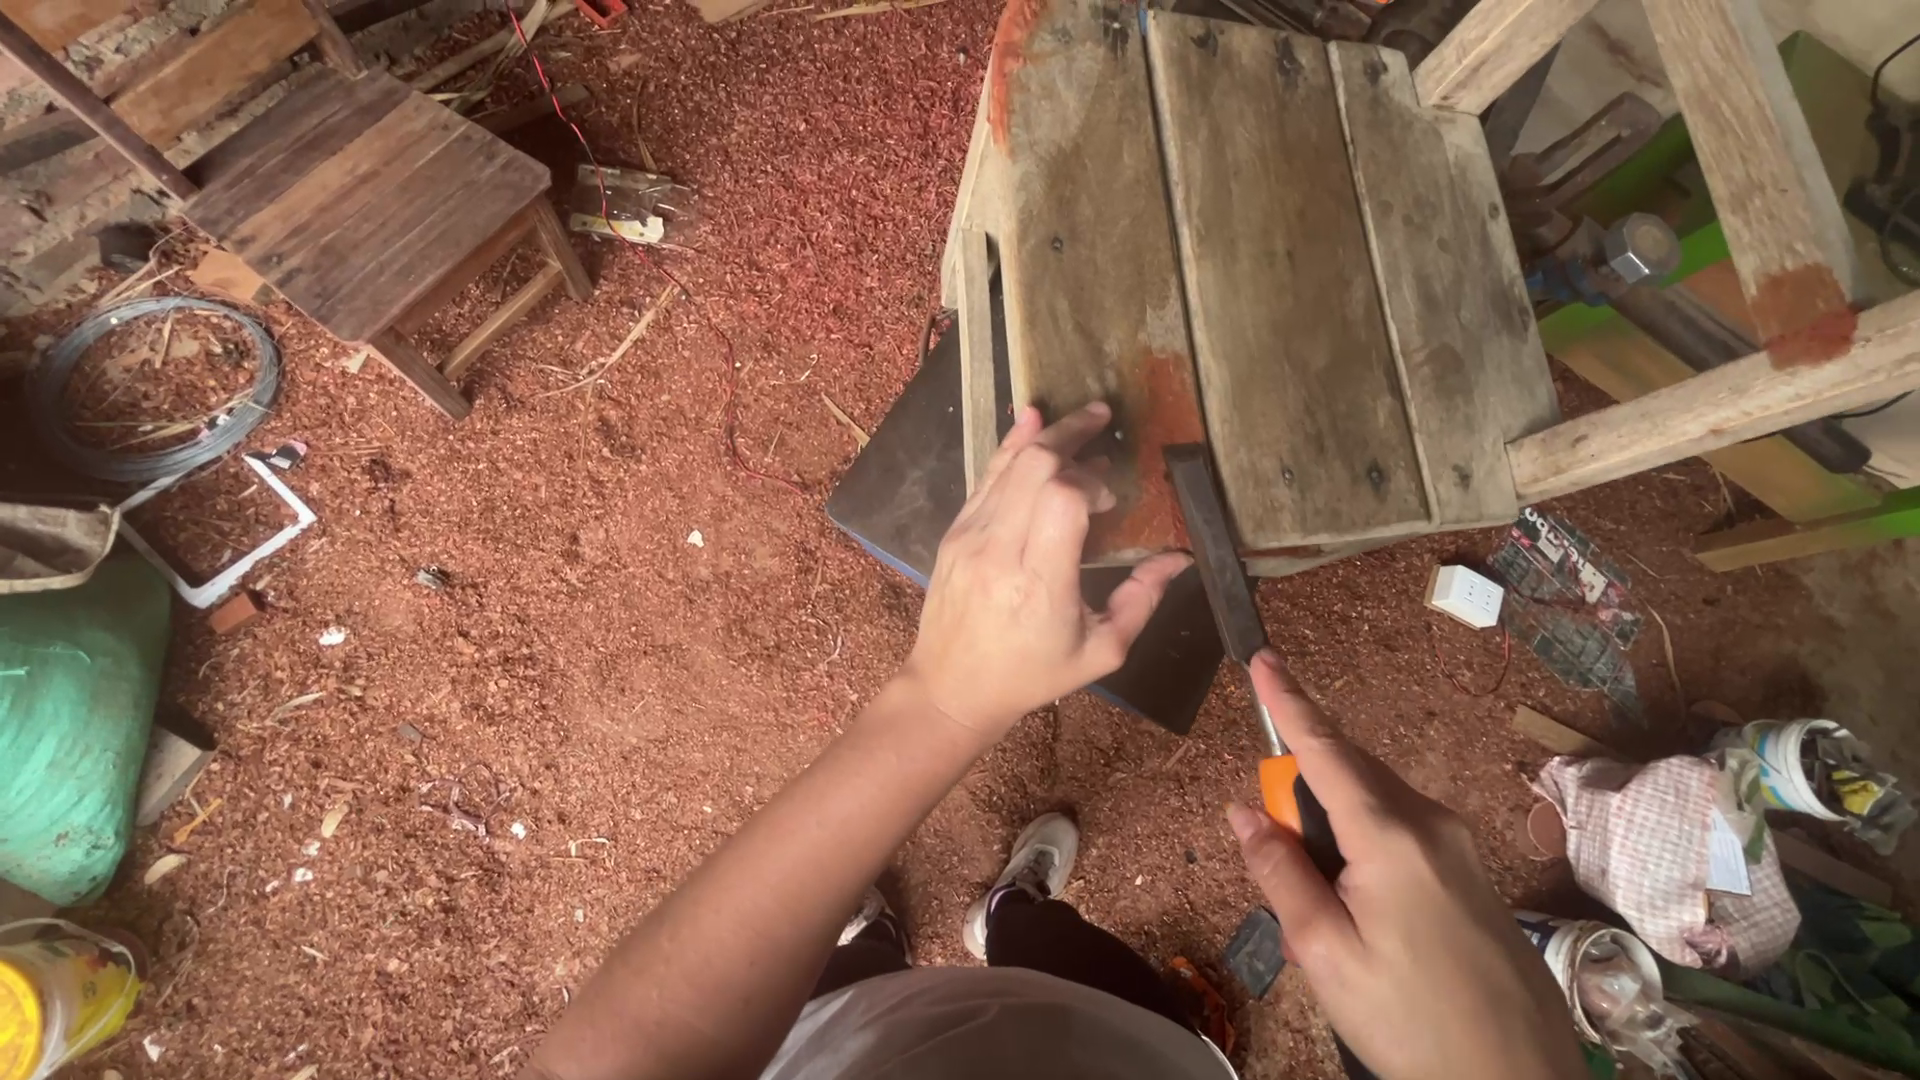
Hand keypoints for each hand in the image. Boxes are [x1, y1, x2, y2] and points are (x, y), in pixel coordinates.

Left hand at [901, 403, 1190, 744]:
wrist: (951, 687)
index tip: (1108, 501)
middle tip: (1104, 423)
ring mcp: (969, 538)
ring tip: (1083, 419)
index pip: (1062, 499)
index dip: (1091, 484)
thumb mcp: (1100, 651)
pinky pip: (985, 477)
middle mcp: (999, 552)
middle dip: (1073, 437)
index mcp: (1039, 584)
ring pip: (1008, 465)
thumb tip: (1177, 558)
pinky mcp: (954, 533)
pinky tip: (1033, 421)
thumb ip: (1140, 600)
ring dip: (1047, 436)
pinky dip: (1012, 446)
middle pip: (1035, 468)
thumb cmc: (1031, 675)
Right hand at [1226, 650, 1585, 1079]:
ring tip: (1323, 906)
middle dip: (1300, 791)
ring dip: (1329, 824)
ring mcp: (1458, 845)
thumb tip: (1242, 810)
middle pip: (1345, 772)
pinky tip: (1359, 908)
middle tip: (1285, 864)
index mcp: (1389, 836)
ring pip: (1370, 801)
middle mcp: (1429, 822)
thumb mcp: (1324, 953)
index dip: (1287, 701)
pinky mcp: (1470, 870)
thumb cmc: (1410, 1020)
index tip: (1262, 656)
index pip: (1323, 750)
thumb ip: (1279, 872)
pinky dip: (1360, 843)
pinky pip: (1397, 828)